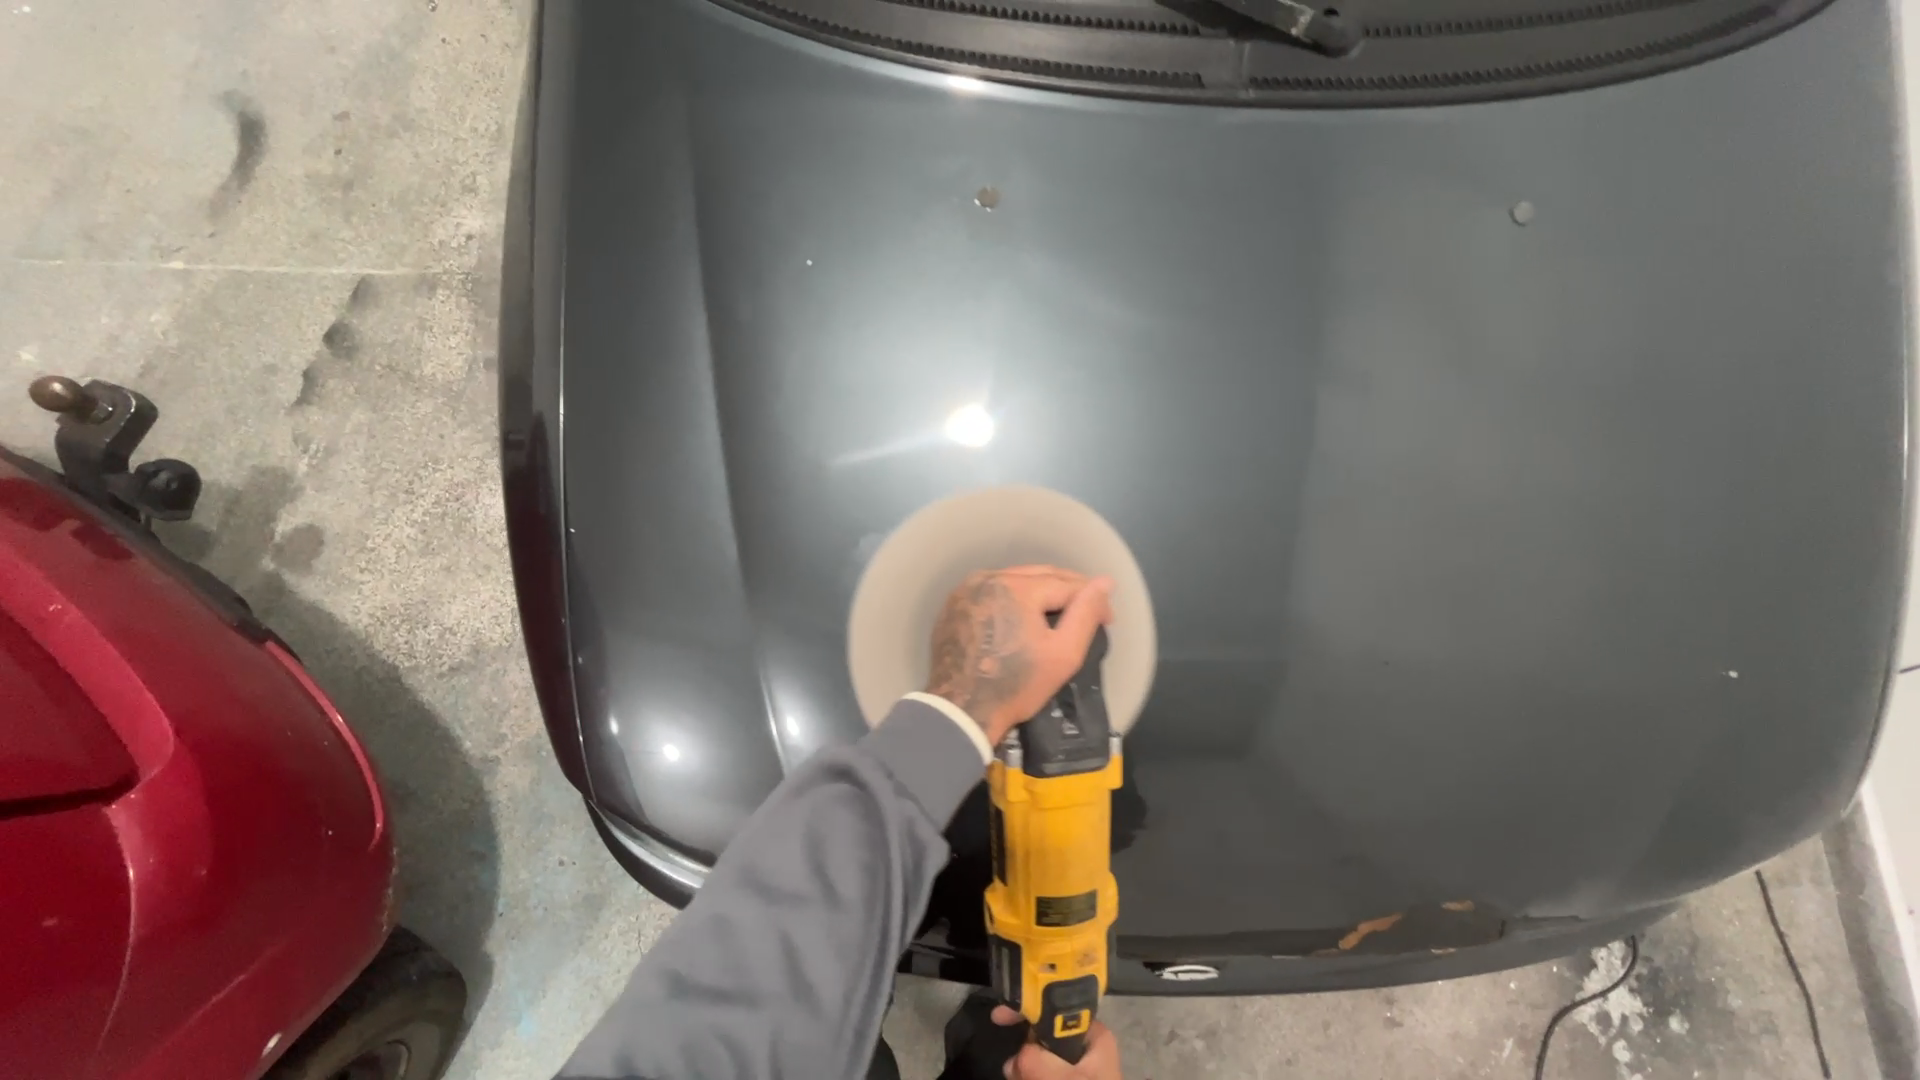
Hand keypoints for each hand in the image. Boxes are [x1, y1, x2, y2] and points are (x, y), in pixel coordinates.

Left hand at [923, 565, 1114, 745]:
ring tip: (1059, 613)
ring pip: (1015, 580)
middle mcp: (988, 578)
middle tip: (1089, 611)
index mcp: (1016, 587)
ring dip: (1040, 592)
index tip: (1108, 619)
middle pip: (1039, 575)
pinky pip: (993, 592)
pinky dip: (1012, 600)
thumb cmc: (1016, 685)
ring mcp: (966, 590)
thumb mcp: (1063, 654)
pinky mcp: (953, 605)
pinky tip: (1024, 617)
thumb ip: (1085, 614)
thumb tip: (1105, 582)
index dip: (1092, 599)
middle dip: (1068, 590)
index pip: (1066, 584)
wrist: (960, 711)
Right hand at [990, 1006, 1123, 1079]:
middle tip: (1013, 1072)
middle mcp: (1085, 1048)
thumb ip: (1037, 1061)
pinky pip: (1039, 1076)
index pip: (1057, 1008)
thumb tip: (1013, 1060)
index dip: (1027, 1008)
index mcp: (1093, 1036)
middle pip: (1043, 1036)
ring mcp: (1074, 1071)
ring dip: (1024, 1073)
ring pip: (1038, 1060)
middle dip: (1024, 1054)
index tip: (998, 1018)